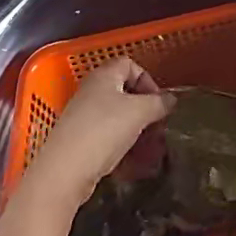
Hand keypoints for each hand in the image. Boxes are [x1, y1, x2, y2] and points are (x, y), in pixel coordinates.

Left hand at [25, 58, 174, 204]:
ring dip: (138, 134)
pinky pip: (109, 138)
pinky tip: (135, 166)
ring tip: (151, 154)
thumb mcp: (139, 112)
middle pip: (126, 94)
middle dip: (146, 113)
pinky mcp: (80, 141)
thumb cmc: (104, 130)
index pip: (130, 65)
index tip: (159, 102)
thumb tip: (170, 100)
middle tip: (158, 130)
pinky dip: (124, 148)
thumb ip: (158, 103)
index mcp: (104, 76)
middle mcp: (92, 91)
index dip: (148, 81)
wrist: (64, 171)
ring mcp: (84, 116)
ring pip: (119, 119)